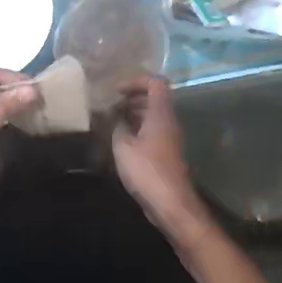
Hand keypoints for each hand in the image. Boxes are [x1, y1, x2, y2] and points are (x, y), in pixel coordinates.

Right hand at [112, 75, 202, 229]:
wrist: (171, 202)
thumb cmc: (147, 170)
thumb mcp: (123, 146)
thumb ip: (116, 126)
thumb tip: (111, 115)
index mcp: (161, 113)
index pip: (156, 82)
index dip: (136, 80)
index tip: (116, 90)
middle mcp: (169, 120)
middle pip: (155, 97)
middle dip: (133, 96)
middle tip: (111, 104)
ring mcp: (170, 136)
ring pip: (154, 114)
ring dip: (134, 112)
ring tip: (111, 119)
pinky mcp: (166, 151)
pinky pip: (153, 129)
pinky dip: (138, 127)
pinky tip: (121, 138)